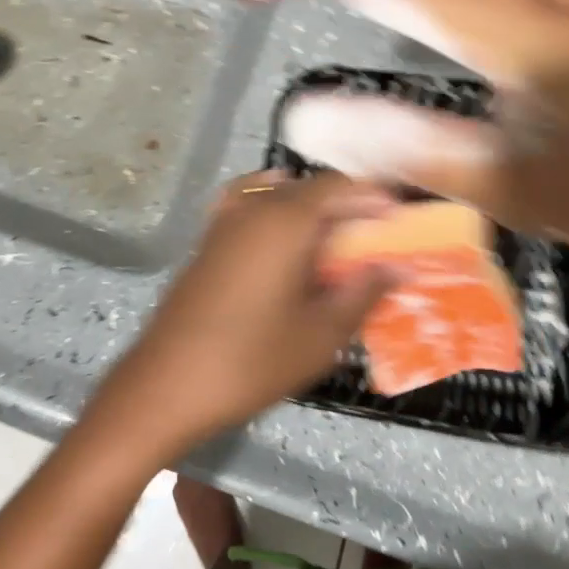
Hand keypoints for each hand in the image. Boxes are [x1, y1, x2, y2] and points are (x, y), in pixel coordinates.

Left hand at [94, 172, 398, 449]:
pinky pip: (248, 208)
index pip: (339, 185)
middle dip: (345, 205)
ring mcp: (223, 222)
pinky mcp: (206, 242)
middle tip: (375, 239)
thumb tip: (396, 266)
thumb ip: (362, 293)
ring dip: (310, 209)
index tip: (400, 219)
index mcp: (285, 219)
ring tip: (335, 244)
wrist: (168, 383)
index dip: (372, 196)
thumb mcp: (321, 334)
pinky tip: (285, 245)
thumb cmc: (252, 360)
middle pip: (308, 188)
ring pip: (277, 195)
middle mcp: (253, 208)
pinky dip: (274, 213)